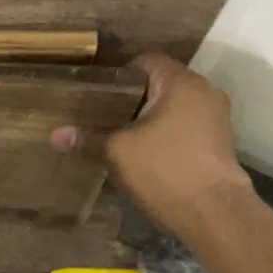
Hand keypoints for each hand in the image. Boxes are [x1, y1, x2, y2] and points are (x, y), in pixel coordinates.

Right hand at [50, 53, 252, 236]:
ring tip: (117, 134)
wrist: (212, 210)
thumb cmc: (163, 169)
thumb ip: (87, 139)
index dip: (118, 74)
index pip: (146, 61)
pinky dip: (163, 133)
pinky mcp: (217, 141)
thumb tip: (55, 135)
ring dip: (147, 118)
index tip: (95, 92)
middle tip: (99, 114)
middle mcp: (204, 92)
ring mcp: (215, 117)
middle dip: (130, 98)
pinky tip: (142, 152)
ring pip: (172, 107)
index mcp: (181, 84)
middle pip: (159, 84)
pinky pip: (183, 126)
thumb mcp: (117, 152)